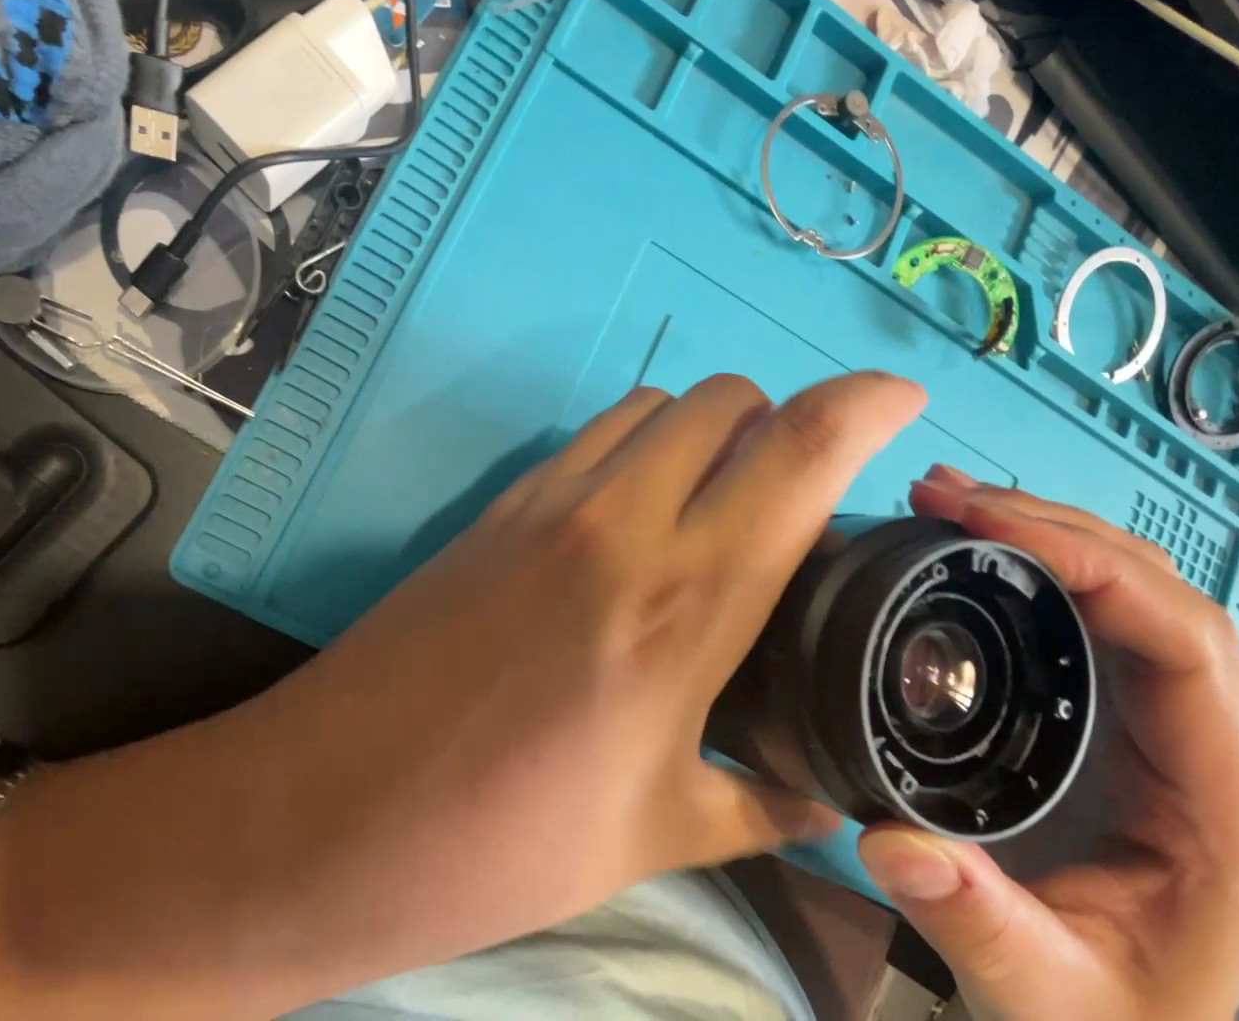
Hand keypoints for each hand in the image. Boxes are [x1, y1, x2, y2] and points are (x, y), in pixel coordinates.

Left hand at [228, 373, 924, 992]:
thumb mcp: (657, 836)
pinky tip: (635, 516)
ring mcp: (543, 504)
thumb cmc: (502, 839)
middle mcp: (620, 523)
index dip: (870, 404)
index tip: (907, 405)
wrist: (332, 811)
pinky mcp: (490, 510)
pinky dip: (635, 449)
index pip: (801, 448)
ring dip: (705, 428)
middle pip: (726, 399)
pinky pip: (587, 441)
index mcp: (688, 600)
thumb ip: (764, 803)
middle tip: (802, 486)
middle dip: (785, 419)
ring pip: (653, 406)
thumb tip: (830, 796)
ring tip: (720, 495)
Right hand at [864, 469, 1238, 1020]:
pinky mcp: (1106, 724)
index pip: (1185, 644)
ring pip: (1125, 597)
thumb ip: (977, 924)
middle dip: (1053, 529)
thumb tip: (889, 840)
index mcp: (1217, 800)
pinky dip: (1029, 570)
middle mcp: (1200, 745)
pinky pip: (1084, 624)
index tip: (982, 526)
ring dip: (1040, 534)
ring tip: (947, 501)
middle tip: (942, 496)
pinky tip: (971, 550)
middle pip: (1157, 596)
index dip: (1094, 567)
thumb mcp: (1042, 994)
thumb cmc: (1100, 1019)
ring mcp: (1155, 729)